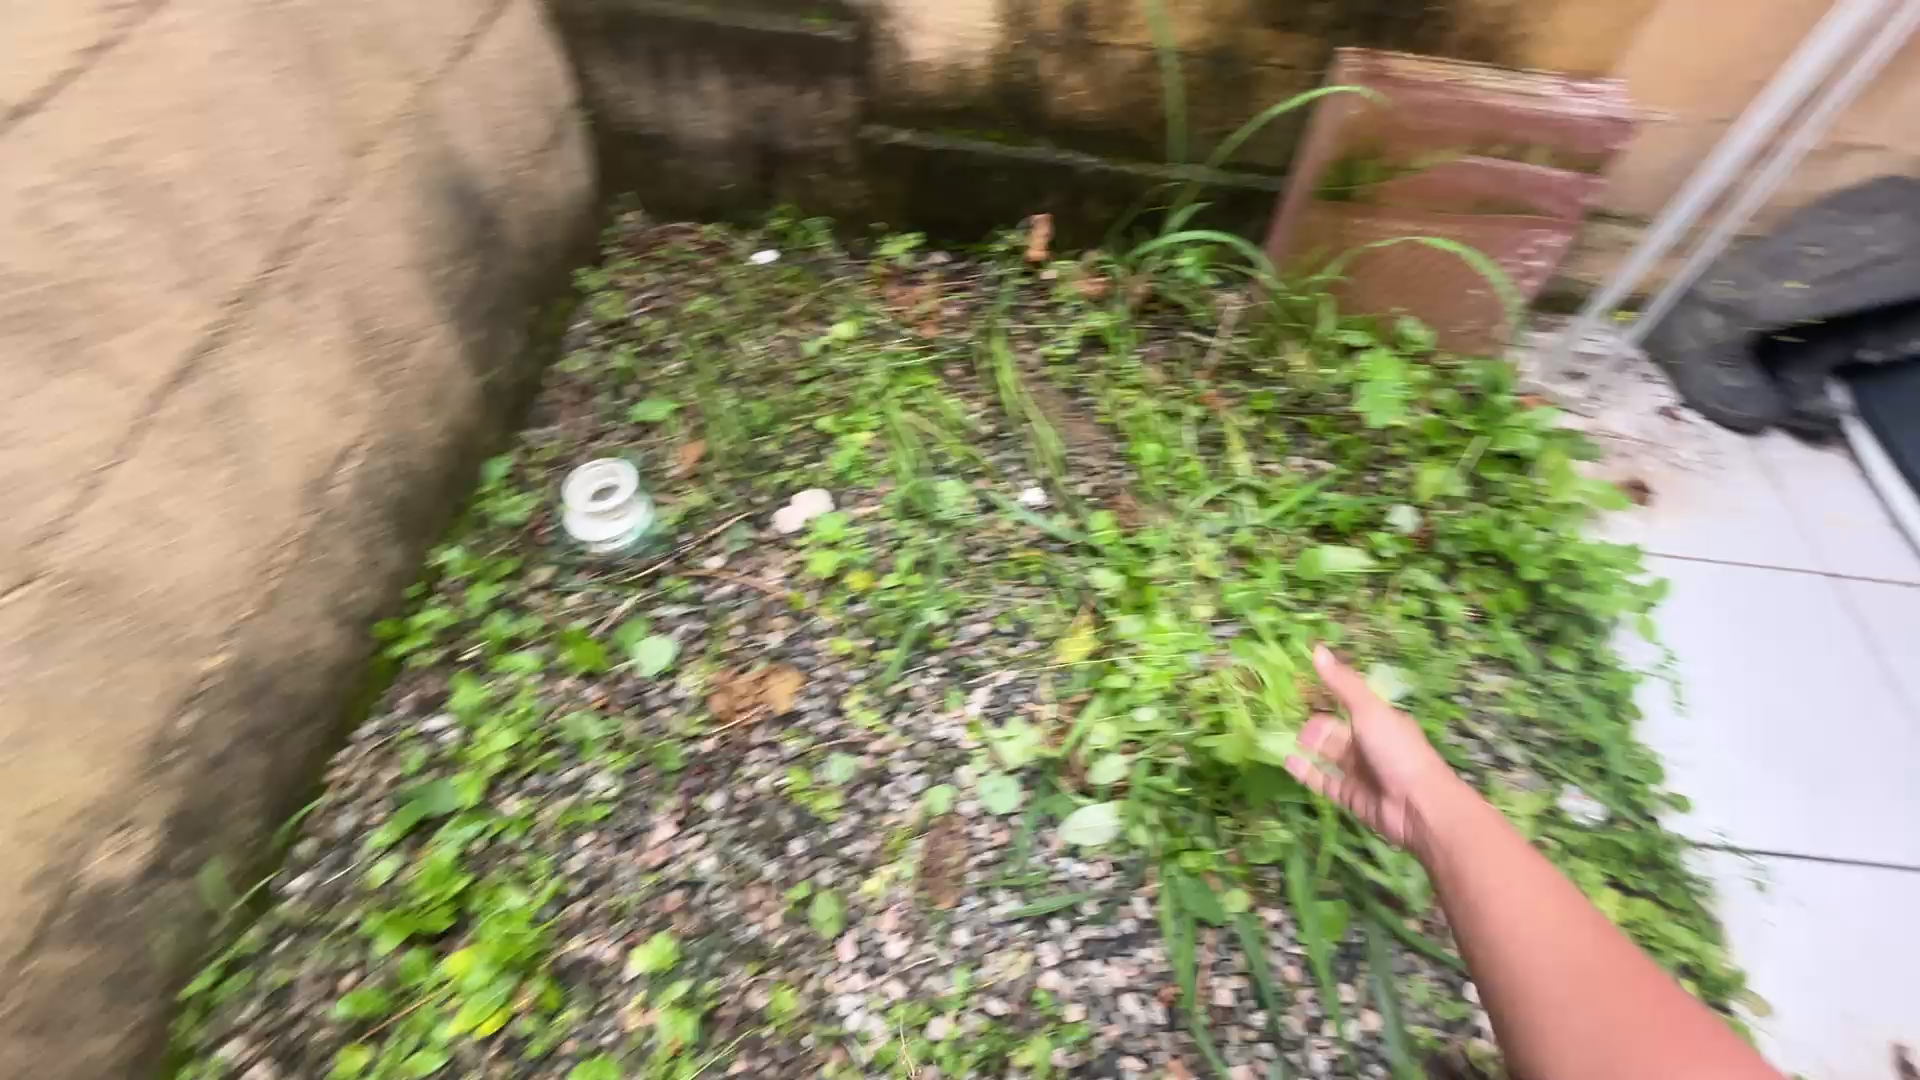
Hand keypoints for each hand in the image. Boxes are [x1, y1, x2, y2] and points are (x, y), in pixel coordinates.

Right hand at [1286, 646, 1464, 853]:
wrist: (1419, 807)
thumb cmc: (1397, 751)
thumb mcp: (1369, 710)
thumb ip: (1342, 683)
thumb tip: (1316, 648)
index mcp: (1377, 720)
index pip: (1345, 702)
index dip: (1322, 695)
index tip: (1294, 686)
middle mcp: (1367, 743)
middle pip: (1332, 730)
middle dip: (1310, 724)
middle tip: (1282, 717)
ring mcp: (1359, 770)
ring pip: (1325, 755)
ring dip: (1304, 747)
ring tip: (1277, 738)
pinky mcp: (1350, 795)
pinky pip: (1323, 780)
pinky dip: (1306, 771)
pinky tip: (1287, 761)